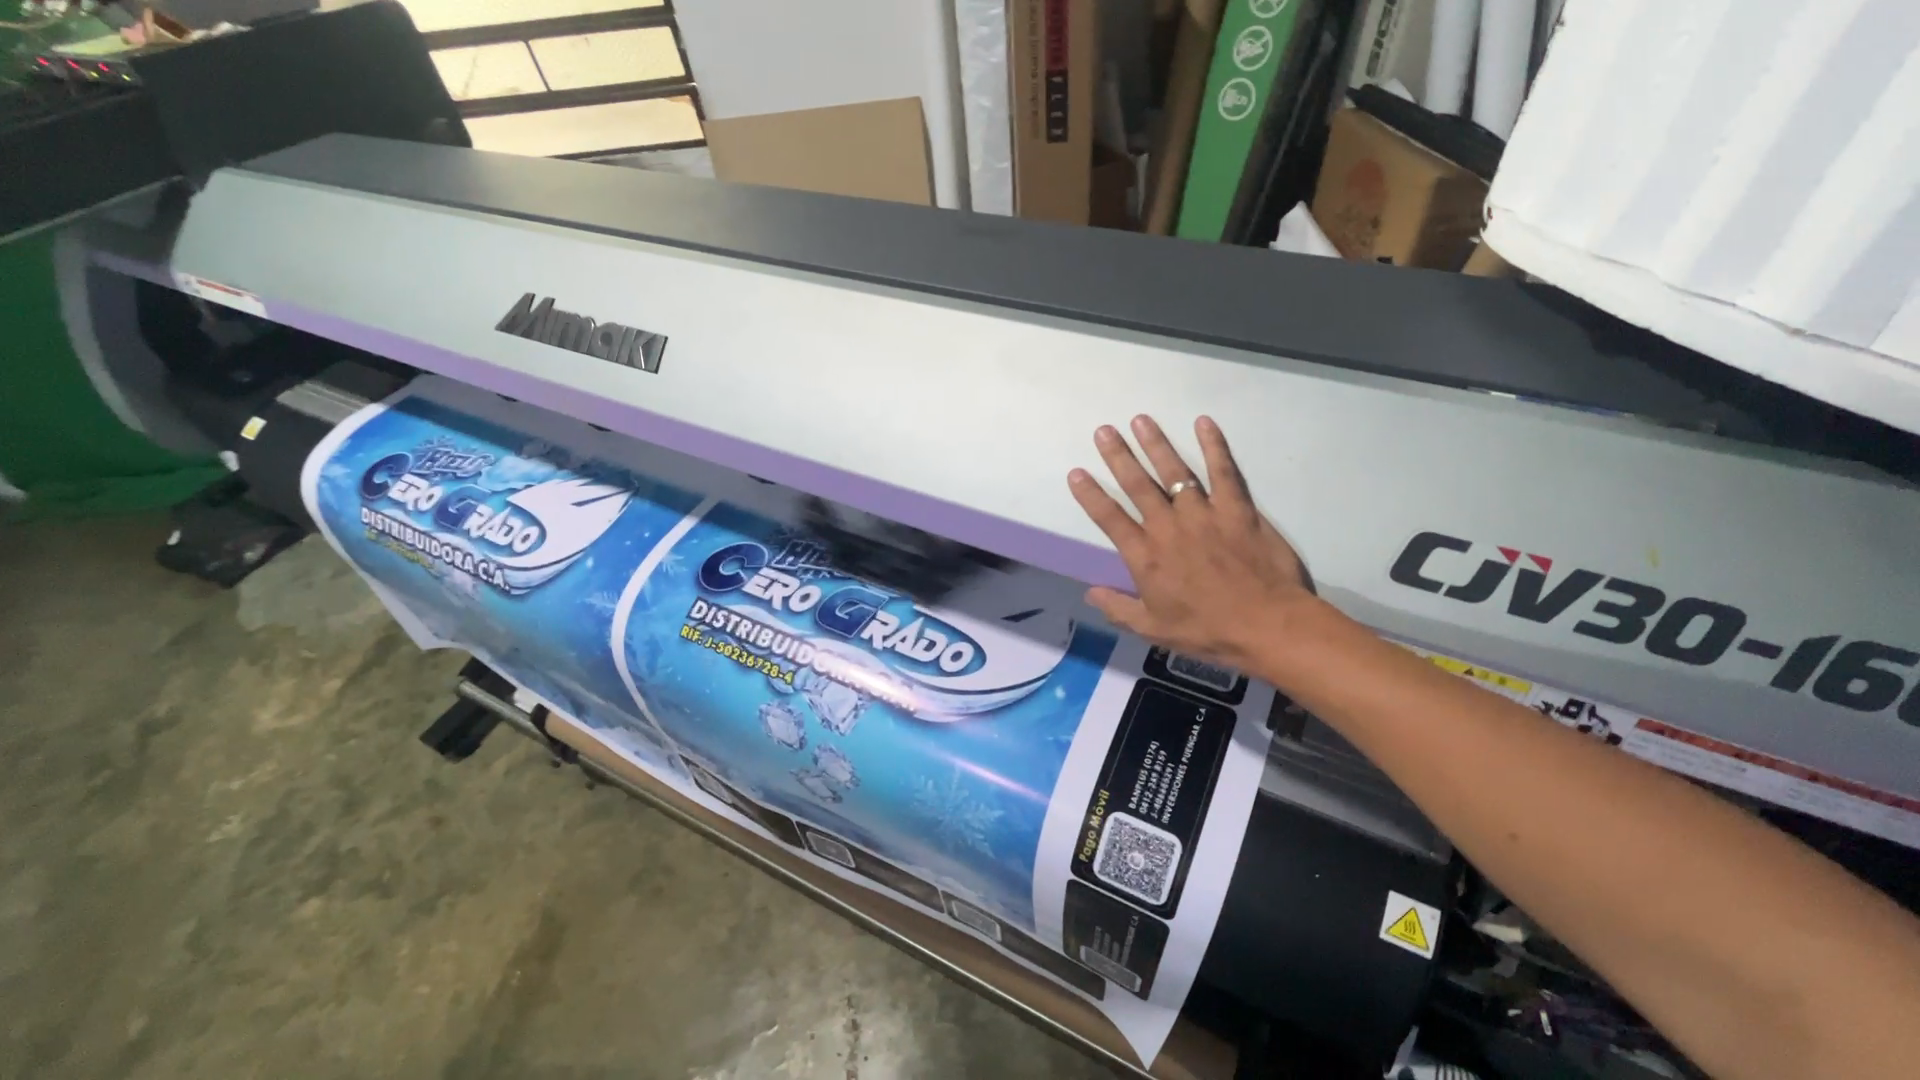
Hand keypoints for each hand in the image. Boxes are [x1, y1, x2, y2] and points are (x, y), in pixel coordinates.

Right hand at [1068, 415, 1320, 673]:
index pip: (1110, 518)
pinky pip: (1223, 471)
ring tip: (1140, 420)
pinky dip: (1214, 445)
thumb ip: (1119, 608)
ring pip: (1175, 471)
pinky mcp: (1237, 509)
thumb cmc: (1208, 632)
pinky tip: (1203, 423)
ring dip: (1156, 444)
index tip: (1076, 472)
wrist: (1267, 626)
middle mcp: (1169, 528)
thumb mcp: (1154, 630)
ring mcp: (1204, 514)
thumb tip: (1090, 593)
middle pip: (1138, 485)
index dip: (1090, 495)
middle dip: (1118, 456)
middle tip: (1103, 431)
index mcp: (1145, 557)